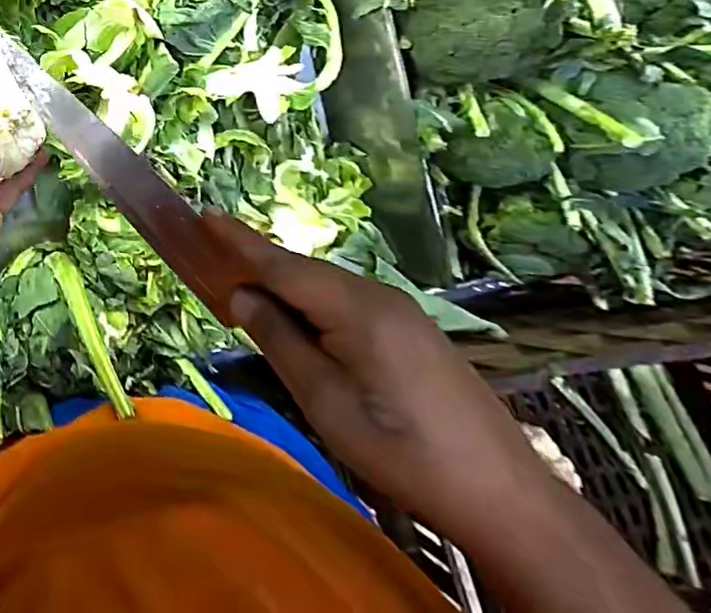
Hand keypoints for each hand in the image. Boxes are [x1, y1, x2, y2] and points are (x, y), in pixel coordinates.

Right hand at [202, 211, 560, 539]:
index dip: (241, 241)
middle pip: (305, 272)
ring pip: (327, 287)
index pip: (284, 265)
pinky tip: (302, 321)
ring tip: (249, 295)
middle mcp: (380, 297)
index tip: (206, 214)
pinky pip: (347, 302)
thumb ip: (280, 340)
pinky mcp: (412, 331)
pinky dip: (313, 304)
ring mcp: (402, 312)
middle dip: (259, 265)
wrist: (505, 495)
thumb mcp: (326, 401)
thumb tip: (243, 296)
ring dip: (286, 287)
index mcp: (357, 309)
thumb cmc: (403, 451)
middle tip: (215, 262)